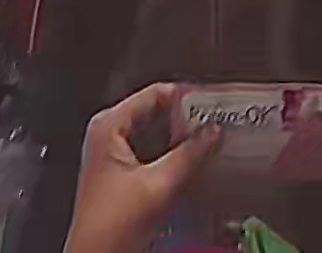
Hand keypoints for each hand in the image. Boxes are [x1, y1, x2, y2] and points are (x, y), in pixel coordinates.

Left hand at [64, 83, 219, 252]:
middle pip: (155, 111)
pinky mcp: (121, 171)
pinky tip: (191, 158)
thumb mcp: (156, 188)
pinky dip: (172, 152)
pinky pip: (152, 149)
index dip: (184, 96)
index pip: (155, 93)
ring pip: (155, 131)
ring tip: (207, 137)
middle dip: (185, 118)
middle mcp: (108, 132)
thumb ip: (188, 156)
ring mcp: (113, 152)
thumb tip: (213, 132)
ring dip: (180, 136)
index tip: (210, 101)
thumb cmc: (109, 229)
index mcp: (109, 124)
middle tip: (212, 120)